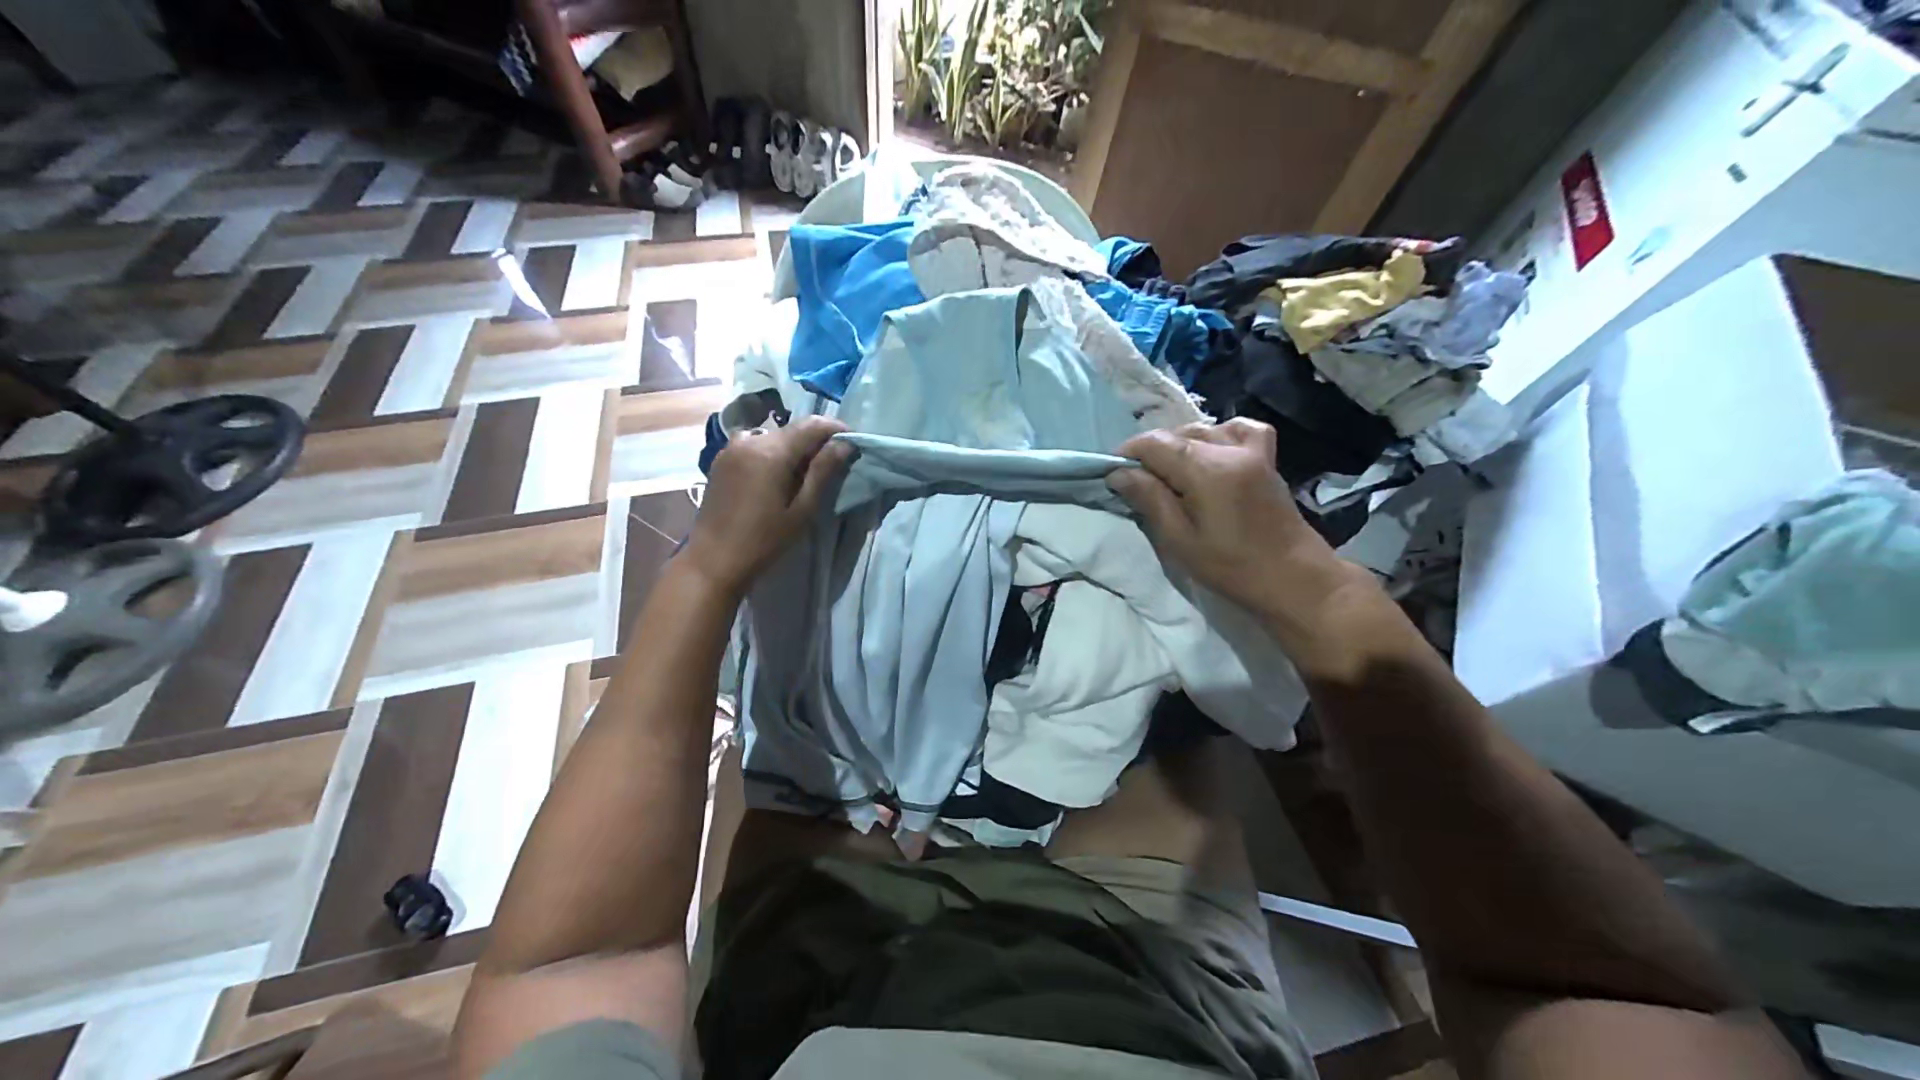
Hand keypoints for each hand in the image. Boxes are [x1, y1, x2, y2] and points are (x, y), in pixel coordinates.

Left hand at [682, 416, 853, 594]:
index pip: (812, 425)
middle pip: (792, 429)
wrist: (713, 560)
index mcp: (771, 451)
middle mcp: (750, 439)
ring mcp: (732, 447)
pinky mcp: (722, 459)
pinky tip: (779, 475)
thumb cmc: (763, 541)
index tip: (852, 443)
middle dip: (815, 440)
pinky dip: (773, 452)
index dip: (835, 429)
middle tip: (833, 463)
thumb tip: (844, 444)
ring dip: (794, 447)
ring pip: (774, 436)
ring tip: (805, 472)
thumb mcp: (802, 509)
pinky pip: (756, 445)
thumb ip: (823, 472)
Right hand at [1106, 419, 1369, 621]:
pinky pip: (1239, 429)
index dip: (1127, 454)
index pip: (1154, 443)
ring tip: (1169, 473)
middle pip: (1176, 434)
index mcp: (1206, 469)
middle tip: (1137, 483)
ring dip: (1179, 444)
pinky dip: (1218, 434)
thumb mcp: (1179, 540)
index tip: (1112, 474)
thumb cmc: (1232, 567)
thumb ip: (1149, 499)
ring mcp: (1252, 450)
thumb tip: (1119, 473)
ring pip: (1203, 429)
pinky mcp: (1266, 458)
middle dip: (1150, 452)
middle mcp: (1229, 449)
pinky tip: (1210, 451)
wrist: (1293, 578)